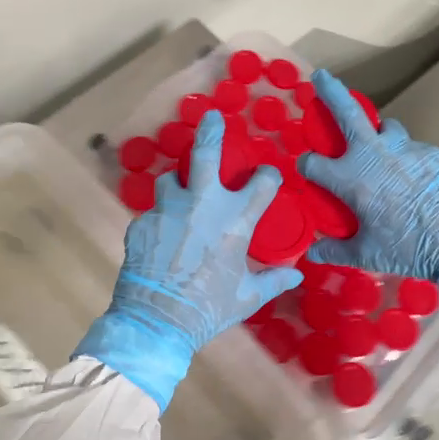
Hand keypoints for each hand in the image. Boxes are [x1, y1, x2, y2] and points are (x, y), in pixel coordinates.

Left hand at [75, 111, 303, 410]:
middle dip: (212, 131)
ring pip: (172, 179)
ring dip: (180, 183)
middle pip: (206, 154)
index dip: (268, 176)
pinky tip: (163, 237)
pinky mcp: (141, 222)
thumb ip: (274, 280)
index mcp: (234, 221)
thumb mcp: (248, 298)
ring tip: (182, 193)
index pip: (260, 183)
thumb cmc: (208, 309)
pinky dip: (162, 219)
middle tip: (213, 118)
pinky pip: (154, 212)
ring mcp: (167, 210)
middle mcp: (201, 205)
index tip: (267, 176)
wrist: (155, 322)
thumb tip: (297, 274)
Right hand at [298, 70, 438, 306]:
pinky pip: (410, 147)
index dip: (306, 166)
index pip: (313, 163)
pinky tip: (410, 175)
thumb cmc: (409, 249)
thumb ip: (335, 252)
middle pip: (347, 111)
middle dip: (330, 91)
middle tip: (321, 77)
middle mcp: (373, 155)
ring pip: (385, 127)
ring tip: (379, 147)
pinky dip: (404, 156)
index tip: (307, 170)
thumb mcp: (367, 255)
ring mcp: (404, 148)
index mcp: (351, 179)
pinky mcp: (430, 151)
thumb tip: (312, 253)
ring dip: (377, 132)